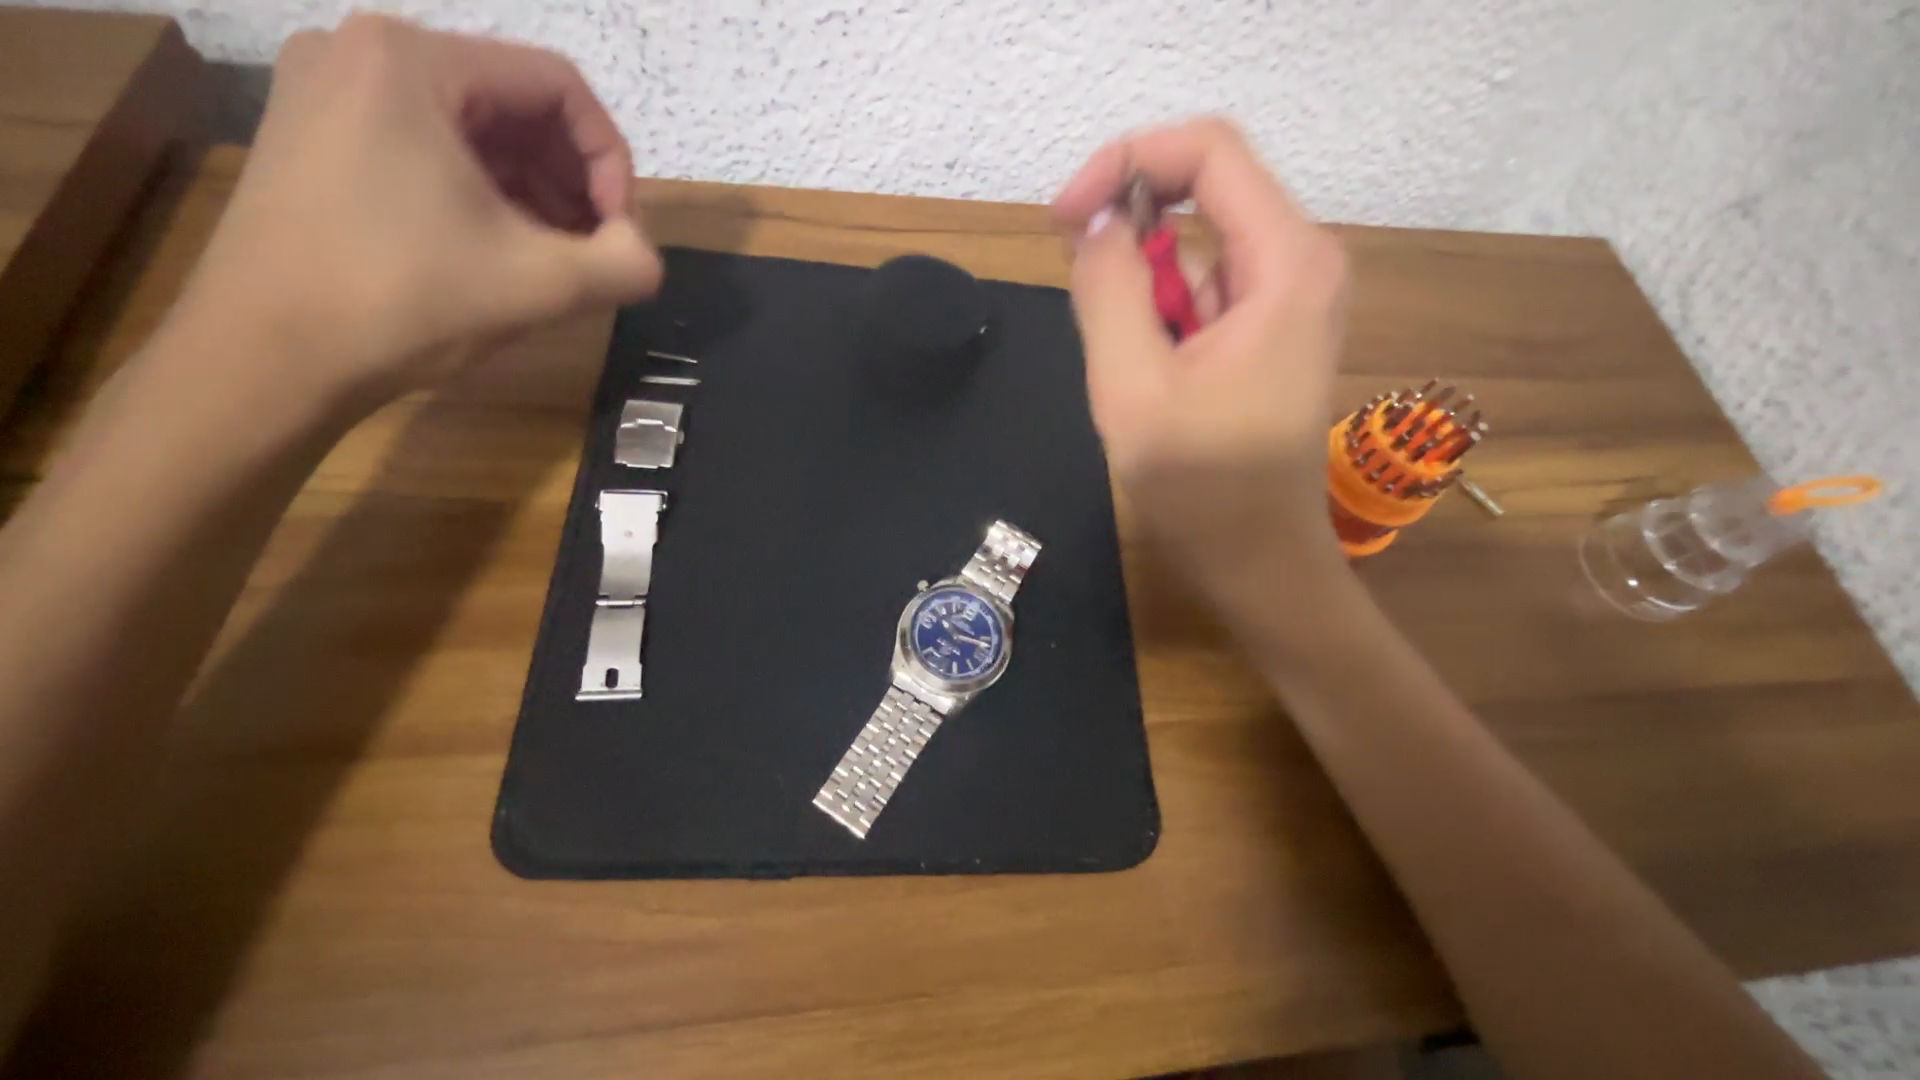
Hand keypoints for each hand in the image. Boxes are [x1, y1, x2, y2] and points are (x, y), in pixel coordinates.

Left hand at [169, 15, 662, 414]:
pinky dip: (483, 197)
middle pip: (515, 104)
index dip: (612, 161)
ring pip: (475, 131)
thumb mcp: (539, 285)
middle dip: (573, 182)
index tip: (622, 233)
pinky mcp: (316, 142)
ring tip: (557, 260)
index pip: (558, 86)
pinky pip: (430, 151)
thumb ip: (624, 264)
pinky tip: (503, 253)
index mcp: (412, 61)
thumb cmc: (402, 303)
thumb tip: (645, 256)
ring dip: (535, 193)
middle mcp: (362, 56)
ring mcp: (330, 96)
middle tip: (595, 251)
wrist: (261, 360)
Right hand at [1052, 118, 1353, 602]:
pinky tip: (1154, 380)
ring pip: (1192, 248)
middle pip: (1201, 192)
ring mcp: (1286, 295)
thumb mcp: (1132, 388)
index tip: (1062, 221)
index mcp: (1285, 261)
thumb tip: (1095, 223)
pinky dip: (1158, 318)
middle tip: (1084, 300)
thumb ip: (1107, 290)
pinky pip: (1199, 290)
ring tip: (1133, 373)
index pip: (1207, 150)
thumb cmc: (1203, 488)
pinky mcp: (1267, 327)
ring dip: (1142, 292)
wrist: (1259, 560)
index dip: (1125, 163)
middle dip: (1128, 235)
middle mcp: (1299, 261)